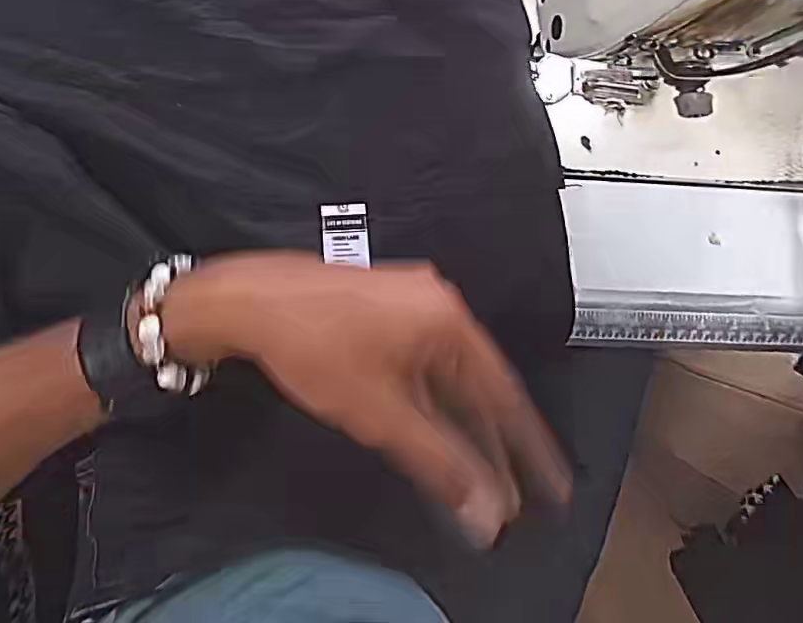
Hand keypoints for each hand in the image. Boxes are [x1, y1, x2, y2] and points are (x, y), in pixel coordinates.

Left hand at [162, 251, 571, 546]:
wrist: (255, 300)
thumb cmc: (309, 337)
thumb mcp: (382, 413)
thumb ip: (439, 462)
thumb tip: (481, 502)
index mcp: (445, 317)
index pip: (503, 393)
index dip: (526, 445)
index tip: (547, 481)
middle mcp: (432, 301)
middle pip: (476, 381)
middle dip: (488, 439)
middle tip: (508, 487)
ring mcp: (406, 299)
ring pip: (445, 370)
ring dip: (455, 420)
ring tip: (470, 469)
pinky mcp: (383, 305)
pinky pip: (420, 356)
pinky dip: (427, 396)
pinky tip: (427, 429)